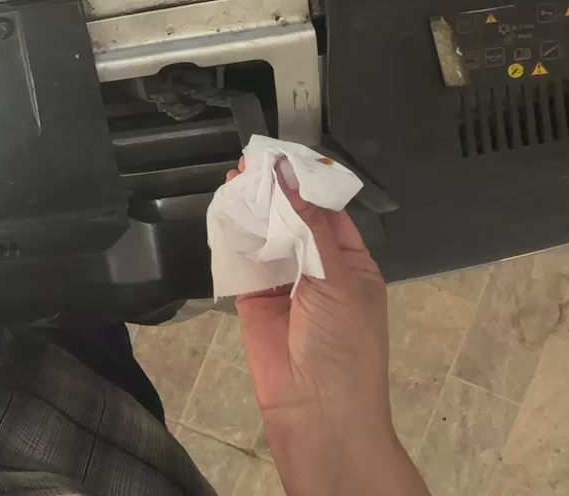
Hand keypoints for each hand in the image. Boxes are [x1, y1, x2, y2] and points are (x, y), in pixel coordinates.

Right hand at [230, 159, 427, 495]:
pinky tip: (220, 211)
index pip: (325, 210)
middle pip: (290, 217)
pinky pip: (239, 258)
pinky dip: (229, 235)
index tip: (279, 155)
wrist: (317, 414)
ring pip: (263, 234)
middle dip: (271, 191)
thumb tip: (289, 173)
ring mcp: (281, 281)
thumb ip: (309, 225)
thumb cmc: (344, 348)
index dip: (303, 181)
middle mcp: (315, 266)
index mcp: (349, 262)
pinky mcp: (251, 294)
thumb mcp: (337, 281)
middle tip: (247, 162)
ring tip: (232, 179)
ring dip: (249, 208)